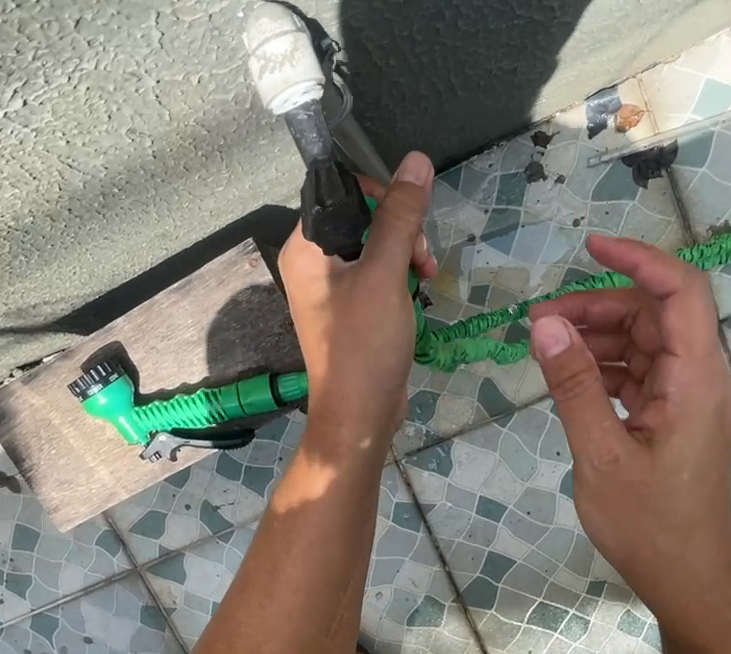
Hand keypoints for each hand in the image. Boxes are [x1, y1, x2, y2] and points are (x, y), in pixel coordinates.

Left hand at [278, 151, 438, 453]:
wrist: (359, 414)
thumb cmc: (364, 345)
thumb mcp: (385, 274)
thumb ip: (400, 217)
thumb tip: (416, 161)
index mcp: (305, 248)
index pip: (337, 189)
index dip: (379, 193)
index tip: (410, 216)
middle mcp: (312, 264)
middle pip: (361, 217)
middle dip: (400, 229)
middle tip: (421, 257)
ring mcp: (331, 289)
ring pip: (374, 246)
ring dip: (406, 254)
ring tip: (426, 276)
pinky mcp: (351, 311)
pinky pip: (377, 275)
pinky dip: (400, 278)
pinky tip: (418, 293)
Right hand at [529, 235, 730, 629]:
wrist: (684, 575)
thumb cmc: (647, 522)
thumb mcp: (601, 453)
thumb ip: (573, 385)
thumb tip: (544, 324)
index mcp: (695, 377)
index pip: (679, 291)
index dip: (638, 258)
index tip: (589, 247)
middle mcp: (698, 377)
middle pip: (654, 315)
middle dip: (599, 306)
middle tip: (539, 320)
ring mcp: (686, 399)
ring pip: (643, 344)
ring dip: (596, 338)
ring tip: (544, 347)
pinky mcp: (672, 420)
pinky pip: (638, 375)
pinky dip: (603, 369)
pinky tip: (567, 378)